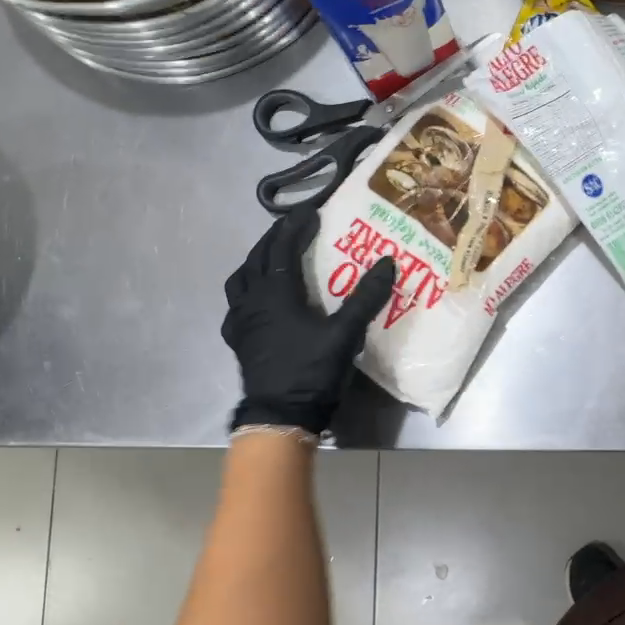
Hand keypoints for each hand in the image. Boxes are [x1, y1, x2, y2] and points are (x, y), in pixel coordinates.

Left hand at [222, 207, 396, 433]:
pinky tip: (258, 300)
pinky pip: (237, 305)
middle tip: (293, 228)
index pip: (282, 247)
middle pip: (258, 258)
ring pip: (241, 279)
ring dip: (256, 262)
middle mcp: (251, 299)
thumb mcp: (346, 333)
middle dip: (274, 239)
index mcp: (275, 292)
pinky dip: (248, 293)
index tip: (312, 212)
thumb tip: (387, 262)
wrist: (282, 412)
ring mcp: (240, 320)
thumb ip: (366, 297)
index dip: (296, 226)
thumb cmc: (313, 370)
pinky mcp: (238, 339)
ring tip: (273, 258)